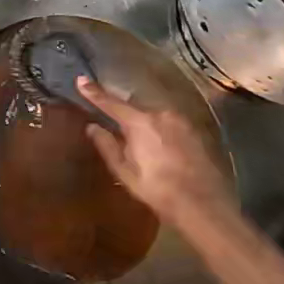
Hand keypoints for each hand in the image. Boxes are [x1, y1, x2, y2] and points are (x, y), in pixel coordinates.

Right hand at [79, 77, 237, 230]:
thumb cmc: (158, 190)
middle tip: (117, 134)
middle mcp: (161, 114)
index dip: (94, 92)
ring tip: (144, 150)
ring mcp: (181, 120)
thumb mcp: (126, 173)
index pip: (112, 103)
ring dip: (145, 127)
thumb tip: (92, 127)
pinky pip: (169, 125)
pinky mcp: (194, 130)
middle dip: (124, 118)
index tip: (80, 80)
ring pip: (154, 117)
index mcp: (140, 123)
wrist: (202, 202)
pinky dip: (161, 132)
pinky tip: (163, 151)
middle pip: (135, 109)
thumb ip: (107, 146)